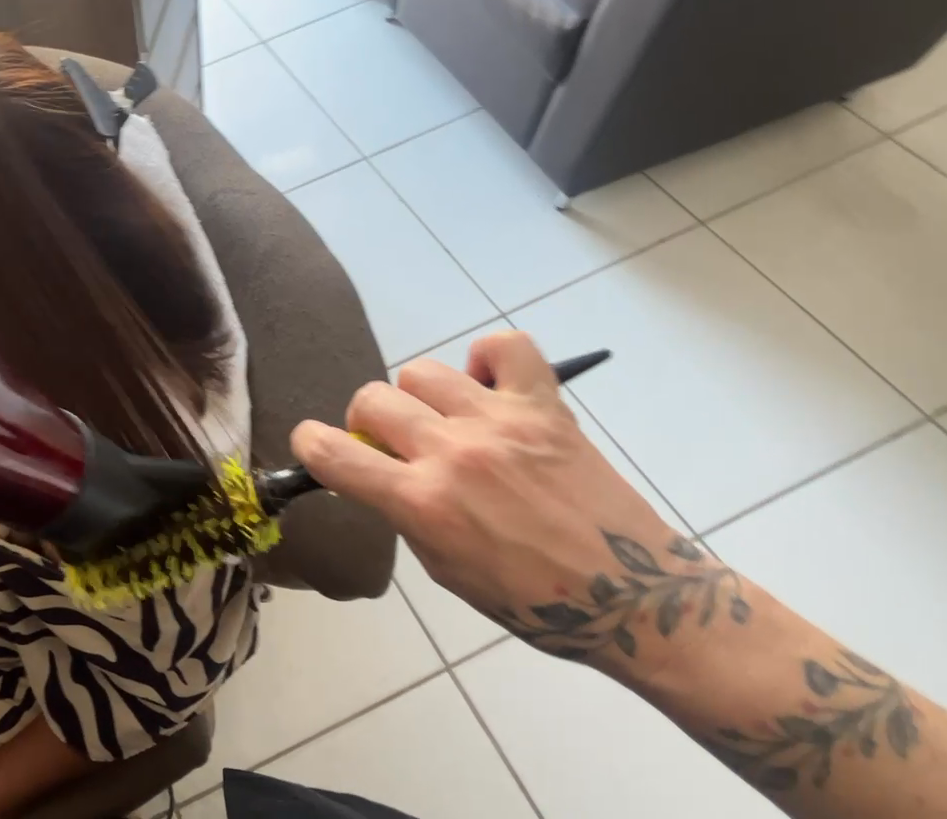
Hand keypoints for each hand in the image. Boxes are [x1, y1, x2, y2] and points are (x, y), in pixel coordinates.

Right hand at [290, 332, 698, 659]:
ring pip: (422, 371)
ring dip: (418, 398)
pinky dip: (487, 359)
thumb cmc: (531, 599)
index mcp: (422, 503)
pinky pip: (506, 347)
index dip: (309, 445)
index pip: (332, 453)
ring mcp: (500, 422)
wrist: (637, 597)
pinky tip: (489, 389)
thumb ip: (405, 512)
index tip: (316, 448)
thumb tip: (383, 471)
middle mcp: (453, 452)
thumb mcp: (444, 569)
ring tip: (445, 422)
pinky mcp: (545, 407)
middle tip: (393, 446)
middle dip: (366, 422)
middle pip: (372, 400)